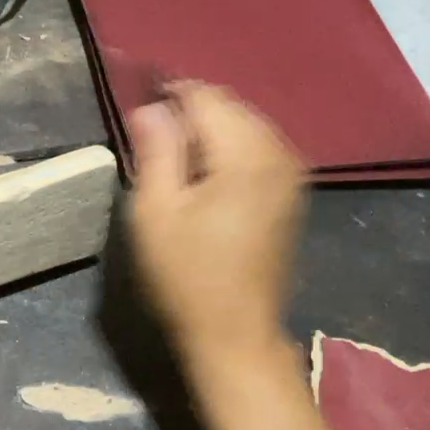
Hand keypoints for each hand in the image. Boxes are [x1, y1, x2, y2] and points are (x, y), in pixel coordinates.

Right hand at [125, 82, 305, 364]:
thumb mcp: (155, 213)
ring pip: (244, 127)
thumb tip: (150, 107)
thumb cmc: (185, 276)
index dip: (168, 97)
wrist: (234, 333)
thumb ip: (155, 152)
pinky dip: (226, 154)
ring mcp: (293, 174)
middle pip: (230, 107)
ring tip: (173, 168)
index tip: (136, 117)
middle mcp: (280, 153)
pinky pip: (256, 151)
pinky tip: (202, 184)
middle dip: (189, 116)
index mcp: (247, 154)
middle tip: (149, 148)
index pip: (206, 97)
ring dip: (207, 136)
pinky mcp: (291, 194)